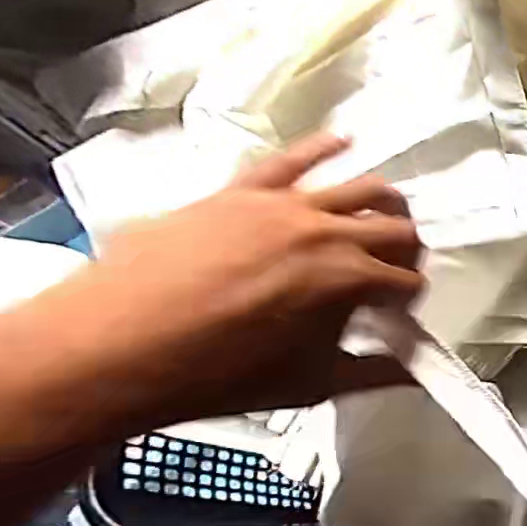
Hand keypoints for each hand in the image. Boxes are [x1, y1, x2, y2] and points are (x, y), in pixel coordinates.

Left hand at [0, 133, 424, 442]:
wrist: (110, 349)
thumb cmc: (220, 375)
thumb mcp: (312, 384)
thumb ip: (376, 372)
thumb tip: (416, 370)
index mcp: (350, 279)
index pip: (406, 281)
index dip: (408, 298)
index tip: (398, 314)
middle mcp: (328, 232)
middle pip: (395, 230)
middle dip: (406, 253)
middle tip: (395, 273)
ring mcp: (283, 205)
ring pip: (361, 188)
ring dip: (386, 205)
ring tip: (387, 218)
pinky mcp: (240, 191)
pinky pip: (289, 158)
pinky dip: (323, 148)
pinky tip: (344, 141)